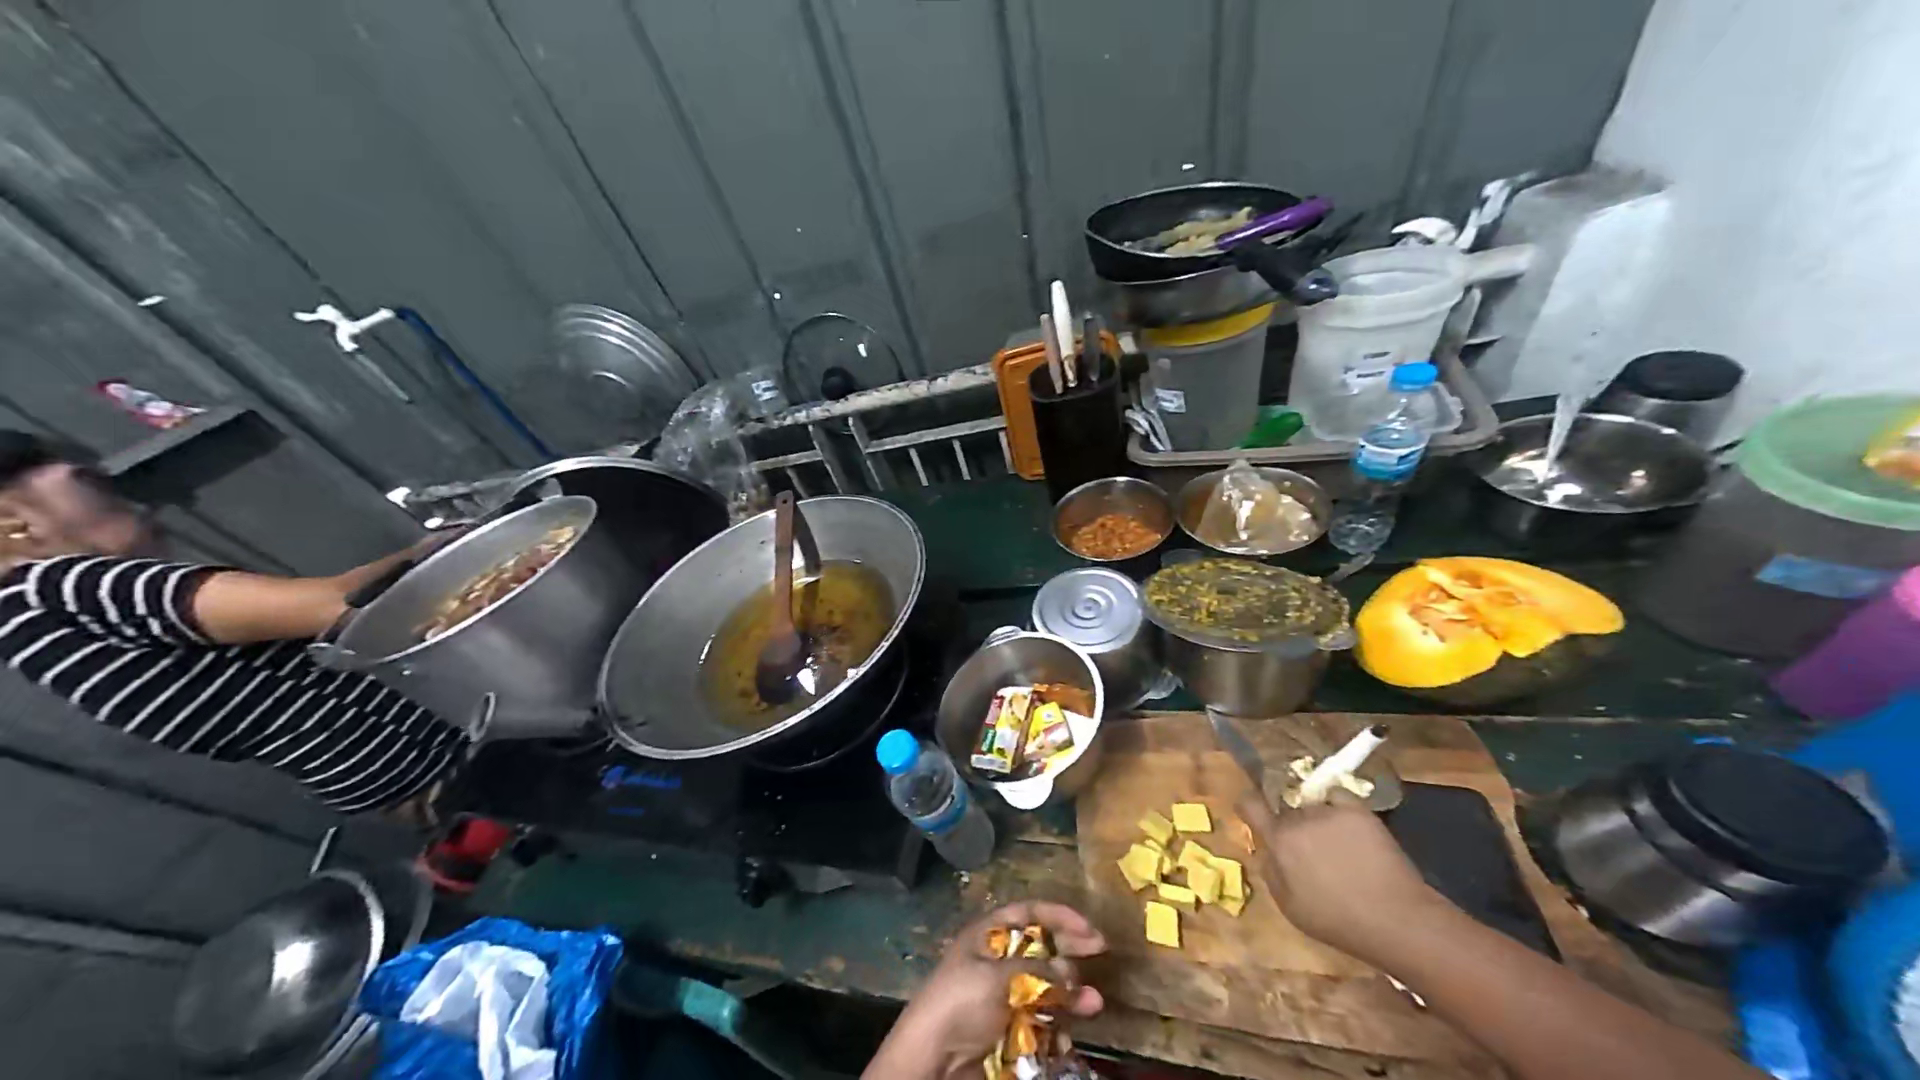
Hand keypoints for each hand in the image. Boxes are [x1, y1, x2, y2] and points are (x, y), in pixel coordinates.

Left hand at [866, 901, 1105, 1079]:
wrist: (933, 1059)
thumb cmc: (961, 1002)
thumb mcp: (998, 977)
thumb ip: (1037, 971)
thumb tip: (1069, 970)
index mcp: (989, 935)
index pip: (1028, 913)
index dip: (1058, 915)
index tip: (1087, 926)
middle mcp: (999, 961)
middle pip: (1042, 947)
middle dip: (1070, 949)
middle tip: (1100, 951)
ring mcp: (1005, 995)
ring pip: (1047, 987)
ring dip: (1071, 993)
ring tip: (1093, 1002)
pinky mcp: (1010, 1029)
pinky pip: (1042, 1021)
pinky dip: (1058, 1025)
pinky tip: (1069, 1032)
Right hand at [1236, 790, 1451, 962]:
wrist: (1398, 920)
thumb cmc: (1338, 921)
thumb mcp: (1290, 907)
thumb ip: (1271, 871)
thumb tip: (1267, 849)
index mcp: (1280, 841)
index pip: (1250, 805)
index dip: (1248, 805)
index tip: (1252, 811)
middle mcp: (1300, 818)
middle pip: (1287, 810)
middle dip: (1292, 825)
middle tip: (1310, 849)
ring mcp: (1331, 811)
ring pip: (1313, 806)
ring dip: (1318, 820)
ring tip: (1338, 846)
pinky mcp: (1358, 811)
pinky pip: (1338, 800)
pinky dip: (1340, 810)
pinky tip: (1353, 833)